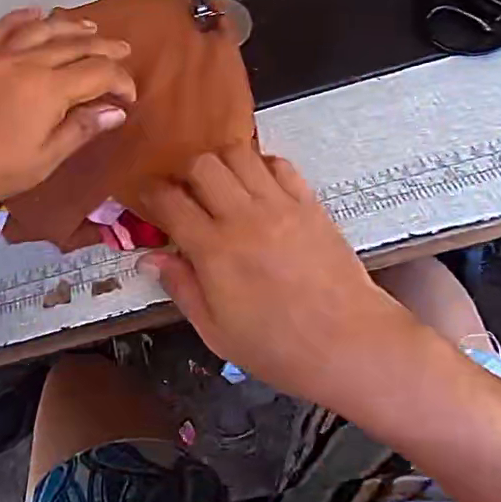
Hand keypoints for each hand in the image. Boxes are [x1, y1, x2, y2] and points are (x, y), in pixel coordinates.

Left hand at [0, 8, 135, 217]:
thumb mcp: (44, 159)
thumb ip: (80, 129)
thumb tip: (115, 111)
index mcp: (49, 88)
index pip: (98, 72)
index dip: (120, 81)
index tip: (129, 98)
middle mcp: (27, 62)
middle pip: (75, 45)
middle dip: (104, 47)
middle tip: (124, 51)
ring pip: (43, 29)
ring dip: (71, 26)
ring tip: (91, 27)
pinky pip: (4, 28)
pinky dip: (23, 18)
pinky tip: (35, 13)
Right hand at [139, 147, 428, 412]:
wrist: (352, 346)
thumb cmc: (280, 348)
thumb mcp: (216, 331)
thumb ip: (181, 288)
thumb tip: (152, 260)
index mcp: (214, 250)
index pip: (169, 201)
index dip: (151, 194)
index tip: (148, 199)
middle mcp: (244, 218)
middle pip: (202, 164)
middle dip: (185, 173)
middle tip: (185, 192)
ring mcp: (280, 206)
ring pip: (238, 154)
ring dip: (221, 163)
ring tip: (219, 185)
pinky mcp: (310, 205)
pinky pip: (280, 164)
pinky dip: (261, 165)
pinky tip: (257, 186)